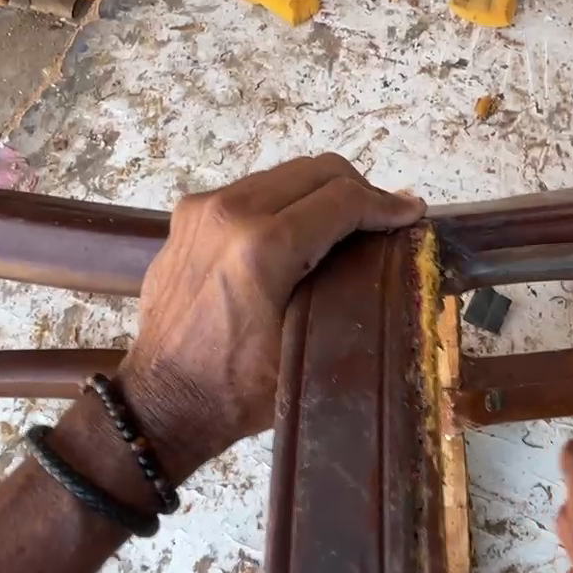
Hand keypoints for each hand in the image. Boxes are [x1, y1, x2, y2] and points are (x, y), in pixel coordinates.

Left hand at [117, 154, 425, 476]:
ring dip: (324, 191)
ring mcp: (205, 207)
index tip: (412, 213)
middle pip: (317, 171)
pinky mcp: (189, 212)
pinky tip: (301, 228)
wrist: (159, 401)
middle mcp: (230, 212)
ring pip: (287, 172)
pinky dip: (289, 198)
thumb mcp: (309, 345)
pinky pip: (257, 186)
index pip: (342, 199)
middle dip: (360, 190)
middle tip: (383, 220)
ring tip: (346, 224)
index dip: (385, 204)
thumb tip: (394, 244)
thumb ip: (352, 287)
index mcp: (262, 246)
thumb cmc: (239, 389)